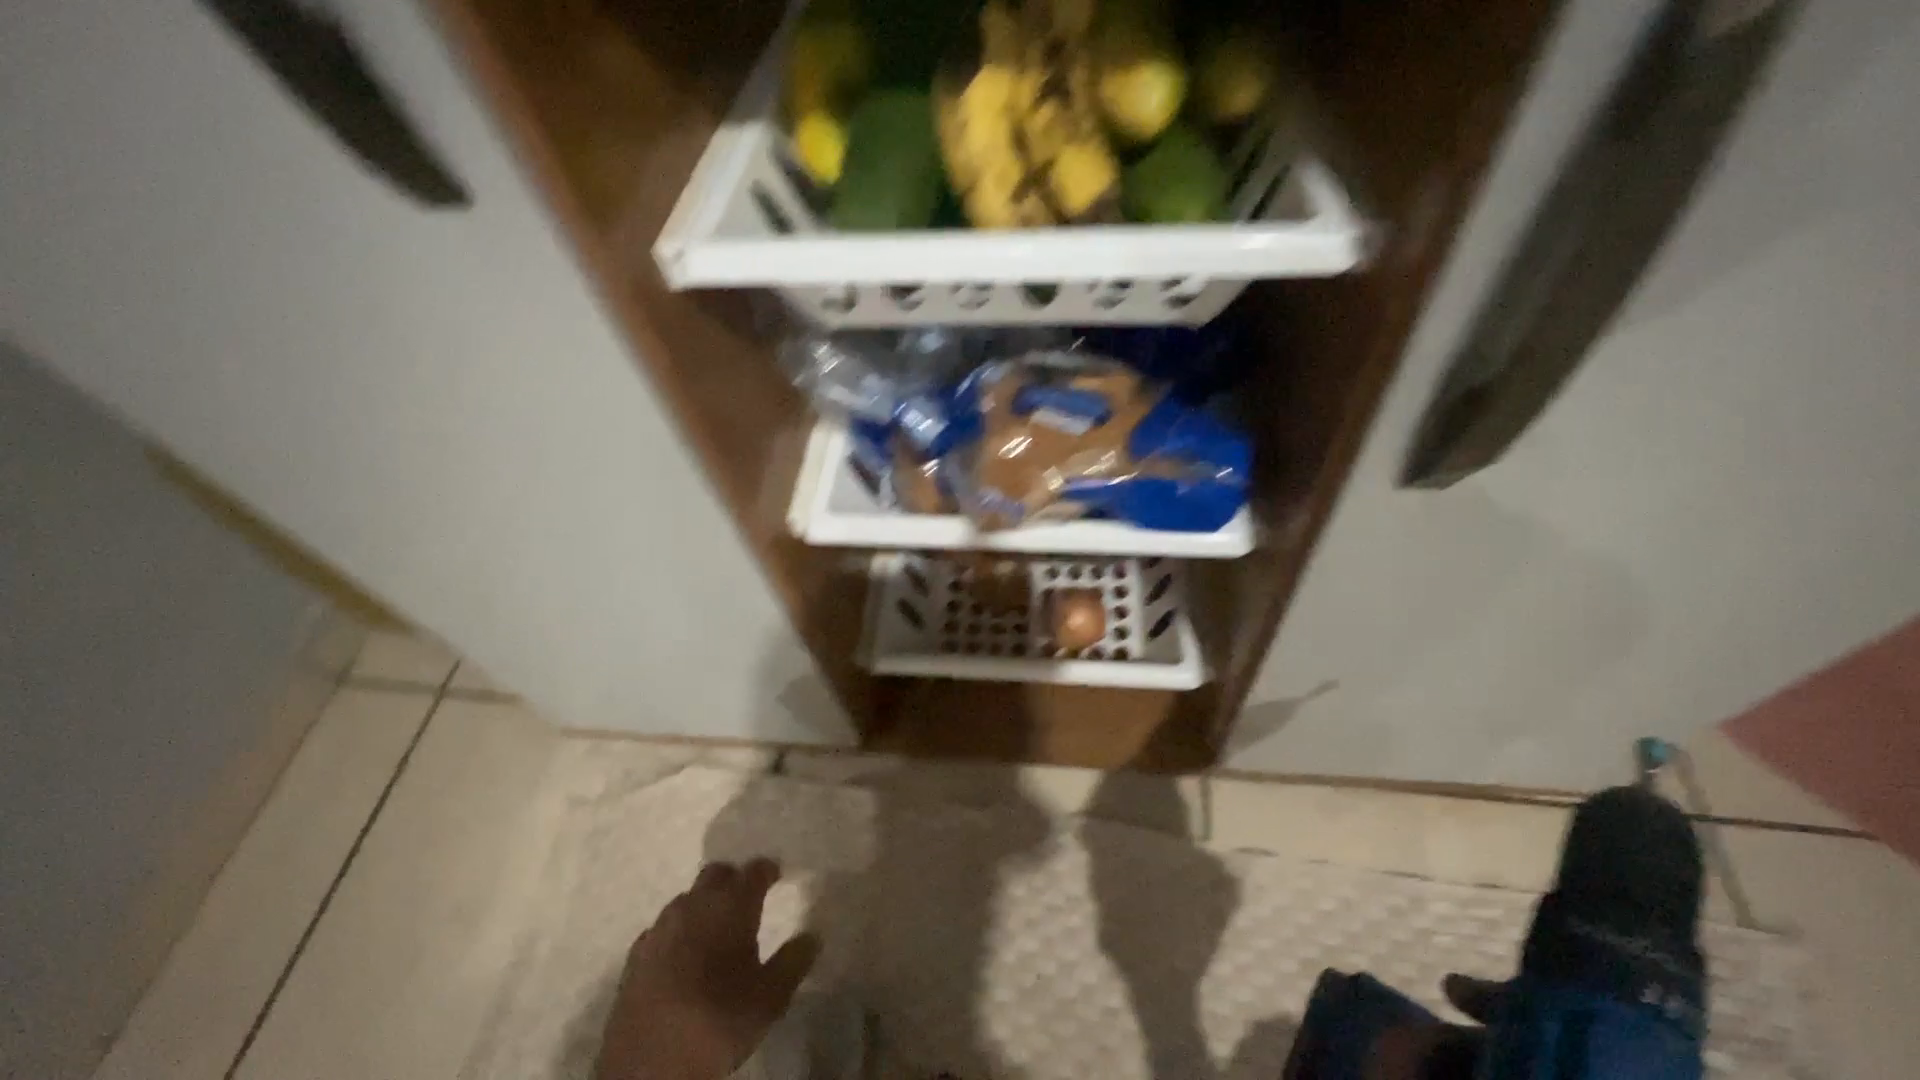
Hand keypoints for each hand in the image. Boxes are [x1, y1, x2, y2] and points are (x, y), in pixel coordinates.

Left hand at [595, 859, 820, 1079]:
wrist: (648, 1066)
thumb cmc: (718, 1023)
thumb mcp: (770, 998)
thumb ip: (794, 961)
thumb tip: (813, 935)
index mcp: (730, 908)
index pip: (752, 871)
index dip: (767, 870)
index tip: (777, 875)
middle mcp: (693, 906)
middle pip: (715, 874)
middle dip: (733, 880)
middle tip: (749, 898)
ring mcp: (660, 929)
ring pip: (687, 899)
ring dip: (705, 903)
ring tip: (718, 928)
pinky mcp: (636, 955)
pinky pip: (664, 927)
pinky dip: (680, 930)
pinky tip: (686, 955)